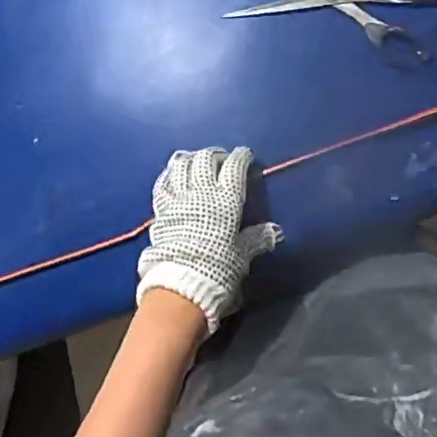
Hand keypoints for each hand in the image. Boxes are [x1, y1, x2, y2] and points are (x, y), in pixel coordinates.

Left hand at [137, 147, 281, 335]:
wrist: (182, 282)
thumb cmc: (218, 269)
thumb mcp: (242, 255)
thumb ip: (256, 239)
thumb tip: (274, 230)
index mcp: (226, 201)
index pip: (234, 168)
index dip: (240, 157)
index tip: (244, 154)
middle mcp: (201, 192)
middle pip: (205, 160)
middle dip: (214, 154)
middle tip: (220, 156)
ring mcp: (178, 198)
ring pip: (181, 165)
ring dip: (190, 158)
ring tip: (195, 157)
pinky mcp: (161, 208)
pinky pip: (163, 183)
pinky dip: (169, 173)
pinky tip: (172, 172)